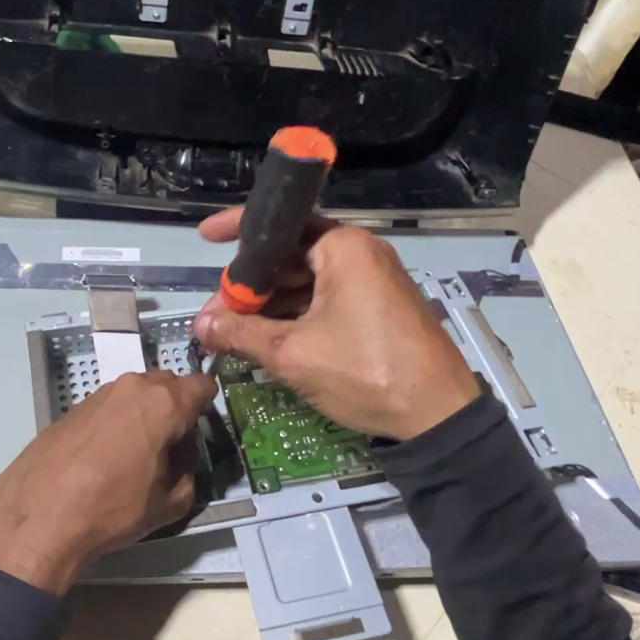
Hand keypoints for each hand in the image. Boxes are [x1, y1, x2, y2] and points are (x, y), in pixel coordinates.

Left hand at [0, 370, 217, 592]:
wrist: (39, 515)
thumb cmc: (112, 508)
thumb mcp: (169, 504)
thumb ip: (188, 476)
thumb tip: (182, 466)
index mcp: (164, 403)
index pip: (202, 386)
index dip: (208, 407)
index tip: (202, 431)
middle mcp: (133, 387)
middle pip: (168, 385)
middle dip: (177, 408)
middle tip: (173, 445)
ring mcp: (100, 393)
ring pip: (137, 394)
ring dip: (145, 414)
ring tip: (138, 453)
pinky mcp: (74, 407)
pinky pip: (110, 406)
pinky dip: (118, 422)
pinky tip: (108, 456)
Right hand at [192, 208, 480, 440]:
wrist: (438, 415)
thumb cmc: (364, 371)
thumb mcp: (293, 353)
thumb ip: (241, 332)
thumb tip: (200, 324)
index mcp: (342, 246)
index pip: (279, 224)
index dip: (238, 230)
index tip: (205, 236)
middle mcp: (359, 252)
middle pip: (289, 256)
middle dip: (249, 285)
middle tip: (215, 313)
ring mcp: (372, 279)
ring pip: (306, 281)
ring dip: (269, 304)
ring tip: (231, 332)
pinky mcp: (377, 306)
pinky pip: (326, 298)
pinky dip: (295, 315)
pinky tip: (267, 338)